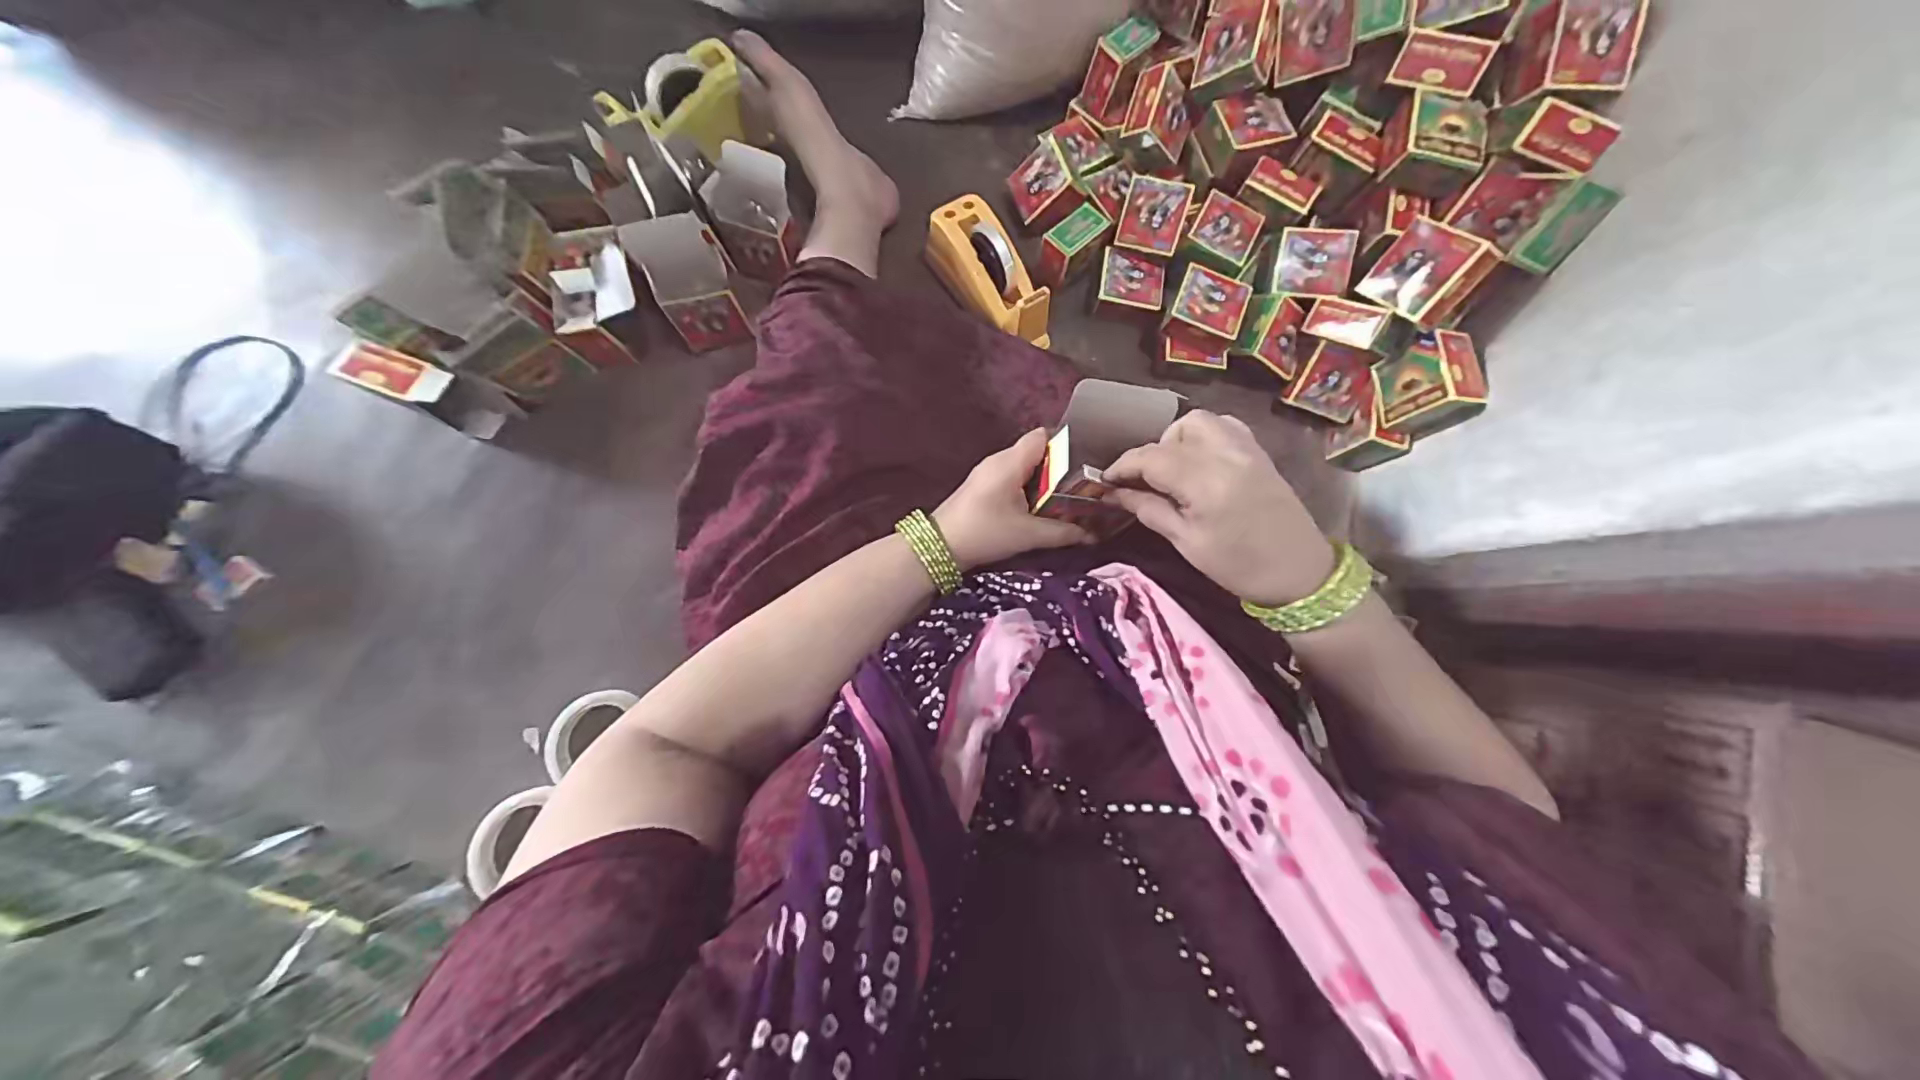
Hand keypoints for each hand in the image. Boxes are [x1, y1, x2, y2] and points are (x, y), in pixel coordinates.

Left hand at [933, 428, 1092, 569]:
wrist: (938, 547)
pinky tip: (1036, 508)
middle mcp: (997, 461)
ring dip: (1042, 480)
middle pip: (1035, 451)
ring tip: (1061, 500)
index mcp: (1009, 462)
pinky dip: (1026, 488)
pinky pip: (1010, 477)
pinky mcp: (980, 486)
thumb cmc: (984, 533)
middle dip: (1058, 468)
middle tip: (1079, 488)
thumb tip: (1092, 535)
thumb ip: (1063, 533)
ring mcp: (986, 473)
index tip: (1084, 464)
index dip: (1066, 445)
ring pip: (1023, 466)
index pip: (1043, 436)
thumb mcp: (1028, 535)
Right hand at [1101, 411, 1333, 606]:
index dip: (1122, 467)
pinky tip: (1199, 460)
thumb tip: (1114, 494)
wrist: (1300, 573)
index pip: (1151, 458)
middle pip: (1172, 434)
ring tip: (1172, 469)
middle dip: (1149, 453)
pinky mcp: (1258, 451)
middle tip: (1143, 481)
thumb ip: (1149, 510)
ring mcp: (1246, 449)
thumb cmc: (1238, 566)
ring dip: (1176, 439)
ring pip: (1198, 422)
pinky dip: (1203, 435)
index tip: (1104, 481)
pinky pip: (1224, 426)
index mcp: (1205, 482)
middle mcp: (1226, 455)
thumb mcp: (1186, 543)